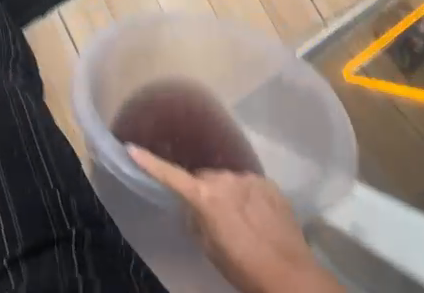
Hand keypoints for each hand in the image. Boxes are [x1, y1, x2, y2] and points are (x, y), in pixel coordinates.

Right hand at [127, 145, 341, 292]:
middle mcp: (225, 179)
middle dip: (202, 191)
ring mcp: (249, 178)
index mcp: (205, 197)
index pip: (170, 175)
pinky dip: (246, 197)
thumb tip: (193, 208)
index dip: (149, 163)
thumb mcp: (210, 250)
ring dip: (226, 193)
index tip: (131, 148)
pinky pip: (248, 185)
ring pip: (227, 180)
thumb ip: (197, 221)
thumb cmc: (244, 269)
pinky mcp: (269, 183)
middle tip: (208, 216)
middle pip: (203, 178)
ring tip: (238, 220)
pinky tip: (257, 218)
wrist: (292, 276)